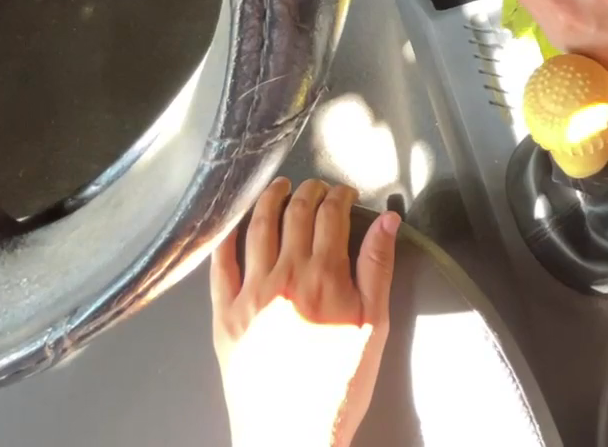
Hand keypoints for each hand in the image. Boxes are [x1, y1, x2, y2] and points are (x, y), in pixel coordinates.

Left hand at [211, 178, 399, 446]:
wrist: (292, 438)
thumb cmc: (339, 386)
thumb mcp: (373, 326)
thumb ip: (378, 267)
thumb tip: (388, 219)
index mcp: (324, 274)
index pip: (331, 214)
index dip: (340, 194)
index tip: (346, 192)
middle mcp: (284, 274)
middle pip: (295, 212)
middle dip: (309, 190)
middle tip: (317, 186)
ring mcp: (249, 293)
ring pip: (257, 227)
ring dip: (270, 199)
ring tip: (279, 187)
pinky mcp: (223, 315)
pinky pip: (220, 265)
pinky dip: (226, 237)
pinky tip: (234, 223)